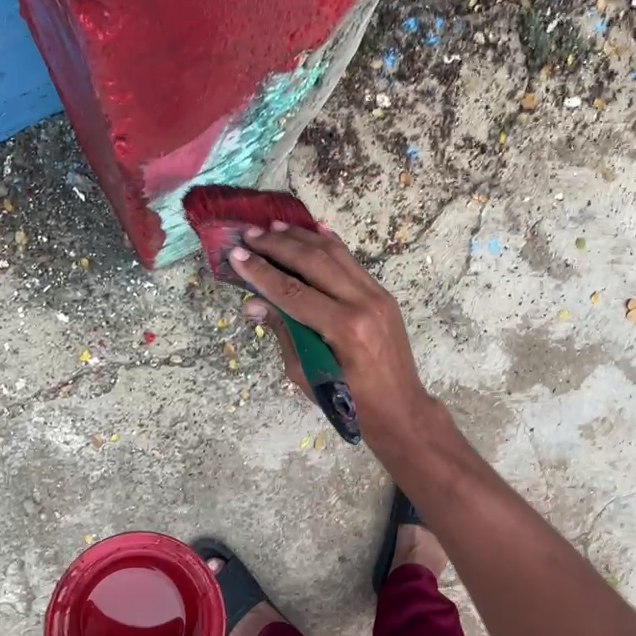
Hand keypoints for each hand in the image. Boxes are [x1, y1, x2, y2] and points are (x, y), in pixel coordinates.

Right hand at [230, 222, 430, 438]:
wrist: (399, 408)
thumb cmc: (348, 402)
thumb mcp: (306, 373)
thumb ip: (283, 331)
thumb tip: (254, 302)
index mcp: (343, 329)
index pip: (292, 291)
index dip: (261, 272)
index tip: (236, 256)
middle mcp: (362, 304)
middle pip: (313, 262)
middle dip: (277, 246)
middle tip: (249, 235)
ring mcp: (377, 295)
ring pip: (334, 254)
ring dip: (301, 237)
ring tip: (273, 227)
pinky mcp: (382, 293)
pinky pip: (351, 261)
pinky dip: (329, 243)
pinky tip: (312, 228)